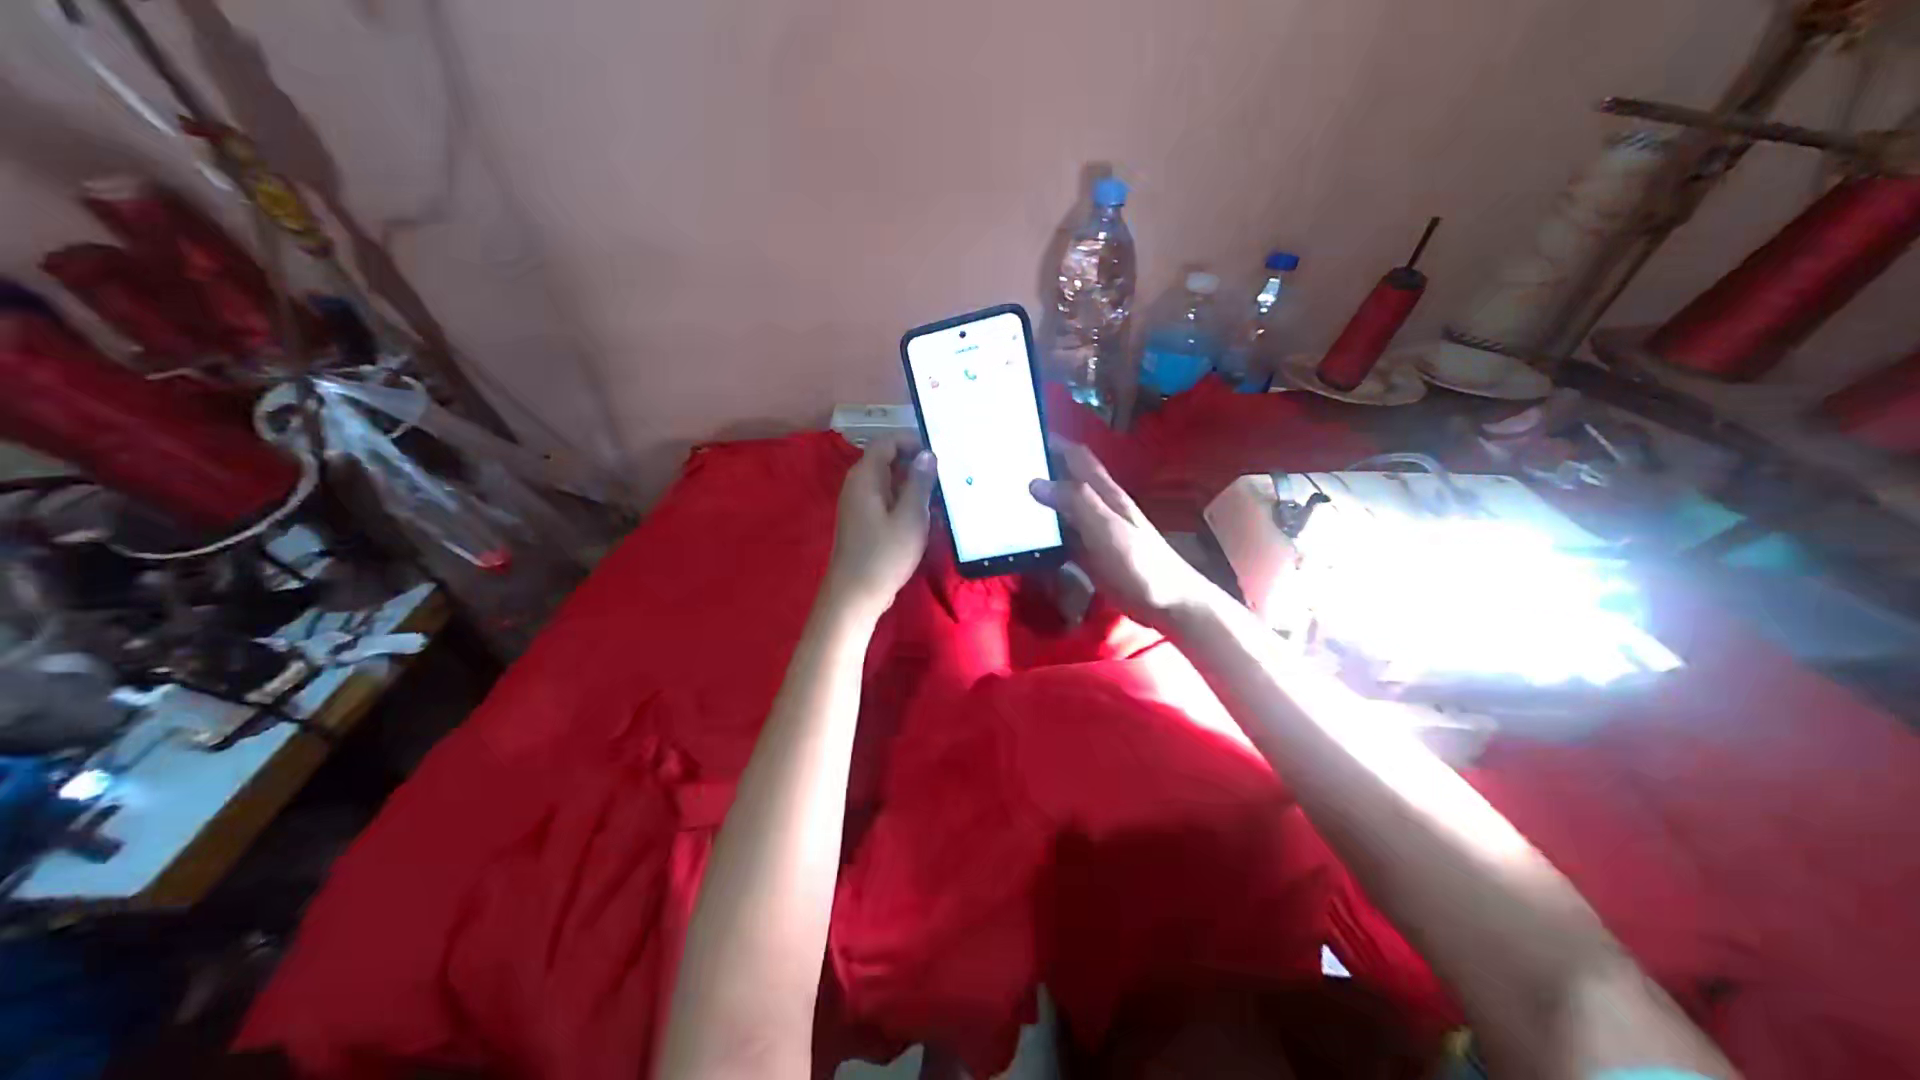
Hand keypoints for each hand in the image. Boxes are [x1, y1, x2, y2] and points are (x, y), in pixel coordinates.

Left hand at [823, 437, 936, 616]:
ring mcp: (858, 505)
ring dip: (912, 486)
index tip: (937, 454)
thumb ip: (920, 482)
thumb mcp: (911, 517)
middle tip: (944, 476)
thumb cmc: (884, 555)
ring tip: (939, 498)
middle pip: (886, 461)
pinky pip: (885, 501)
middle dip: (914, 464)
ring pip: (887, 483)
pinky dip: (903, 502)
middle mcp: (857, 486)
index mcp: (865, 478)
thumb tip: (927, 455)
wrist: (855, 595)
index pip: (886, 443)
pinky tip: (923, 518)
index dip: (911, 442)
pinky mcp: (863, 523)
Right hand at [1030, 440, 1216, 631]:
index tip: (1026, 436)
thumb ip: (1075, 502)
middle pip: (1068, 481)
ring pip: (1064, 510)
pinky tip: (1030, 539)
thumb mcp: (1106, 528)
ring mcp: (1097, 533)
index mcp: (1106, 493)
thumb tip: (1037, 482)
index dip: (1055, 443)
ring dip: (1043, 503)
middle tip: (1009, 470)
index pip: (1078, 457)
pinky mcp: (1093, 557)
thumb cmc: (1140, 563)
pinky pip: (1065, 538)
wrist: (1169, 604)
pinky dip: (1047, 534)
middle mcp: (1100, 508)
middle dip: (1043, 471)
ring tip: (1011, 501)